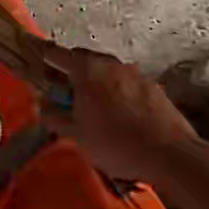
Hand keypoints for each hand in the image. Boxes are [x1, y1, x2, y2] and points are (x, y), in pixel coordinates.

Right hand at [41, 45, 199, 181]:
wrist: (170, 154)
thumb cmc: (116, 143)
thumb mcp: (77, 135)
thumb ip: (55, 117)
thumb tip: (42, 105)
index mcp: (86, 70)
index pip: (58, 54)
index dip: (46, 56)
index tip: (38, 59)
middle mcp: (110, 64)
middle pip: (84, 58)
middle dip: (72, 69)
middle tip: (65, 88)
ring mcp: (134, 73)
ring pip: (107, 70)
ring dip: (96, 80)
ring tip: (93, 103)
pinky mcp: (152, 86)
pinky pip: (126, 82)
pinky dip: (117, 90)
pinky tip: (119, 112)